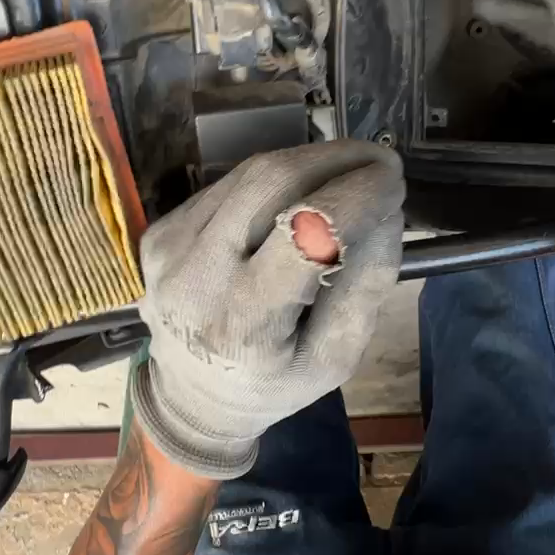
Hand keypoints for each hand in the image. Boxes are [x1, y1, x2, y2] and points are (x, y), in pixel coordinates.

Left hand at [131, 141, 404, 477]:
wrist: (192, 396)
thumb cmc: (272, 383)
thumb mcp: (335, 358)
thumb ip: (366, 285)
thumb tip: (385, 211)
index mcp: (243, 325)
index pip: (303, 235)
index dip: (356, 196)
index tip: (394, 180)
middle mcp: (195, 277)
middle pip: (270, 182)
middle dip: (336, 159)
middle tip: (380, 161)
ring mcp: (169, 248)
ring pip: (248, 173)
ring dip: (309, 160)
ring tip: (350, 169)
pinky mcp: (160, 230)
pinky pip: (228, 186)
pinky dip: (274, 180)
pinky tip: (299, 193)